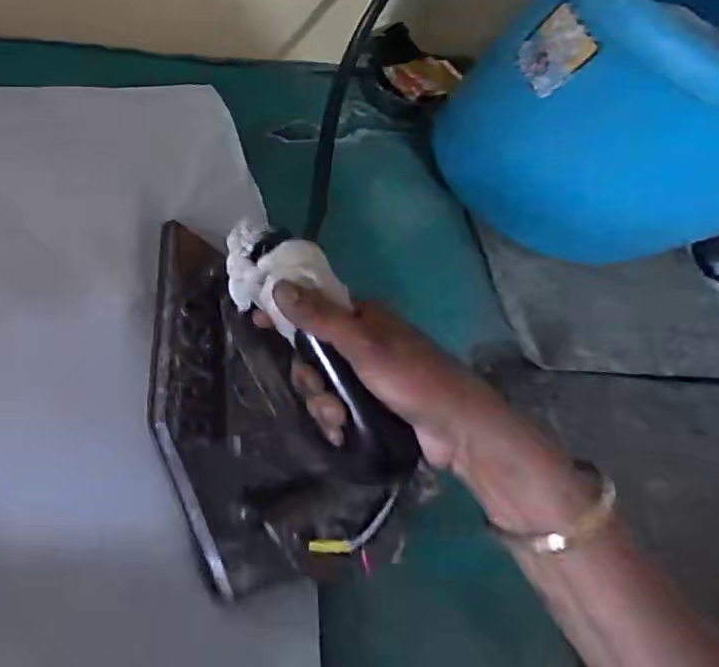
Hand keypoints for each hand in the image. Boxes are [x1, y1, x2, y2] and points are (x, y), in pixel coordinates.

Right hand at [256, 281, 522, 472]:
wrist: (461, 432)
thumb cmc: (412, 377)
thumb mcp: (362, 344)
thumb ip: (319, 317)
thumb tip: (278, 287)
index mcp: (360, 316)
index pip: (311, 303)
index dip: (284, 311)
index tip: (257, 321)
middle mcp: (359, 340)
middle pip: (310, 350)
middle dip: (308, 375)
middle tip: (317, 388)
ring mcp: (365, 374)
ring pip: (320, 381)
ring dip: (320, 402)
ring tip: (337, 419)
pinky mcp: (369, 404)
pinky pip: (335, 404)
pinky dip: (333, 418)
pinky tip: (341, 432)